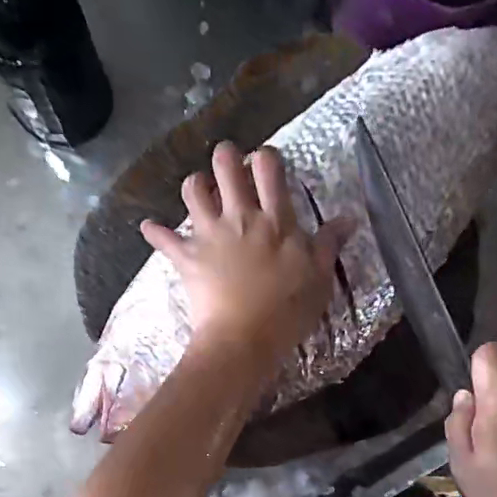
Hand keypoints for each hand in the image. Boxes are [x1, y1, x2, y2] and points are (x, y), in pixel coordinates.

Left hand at [140, 141, 347, 371]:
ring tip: (198, 189)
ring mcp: (210, 235)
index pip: (269, 168)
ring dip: (194, 184)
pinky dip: (154, 232)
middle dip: (225, 157)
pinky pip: (164, 239)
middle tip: (227, 163)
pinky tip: (148, 226)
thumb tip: (348, 218)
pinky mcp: (187, 257)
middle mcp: (240, 218)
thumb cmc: (287, 311)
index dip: (265, 157)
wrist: (244, 339)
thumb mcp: (318, 278)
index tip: (263, 163)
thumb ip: (329, 245)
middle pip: (227, 167)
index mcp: (276, 220)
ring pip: (192, 190)